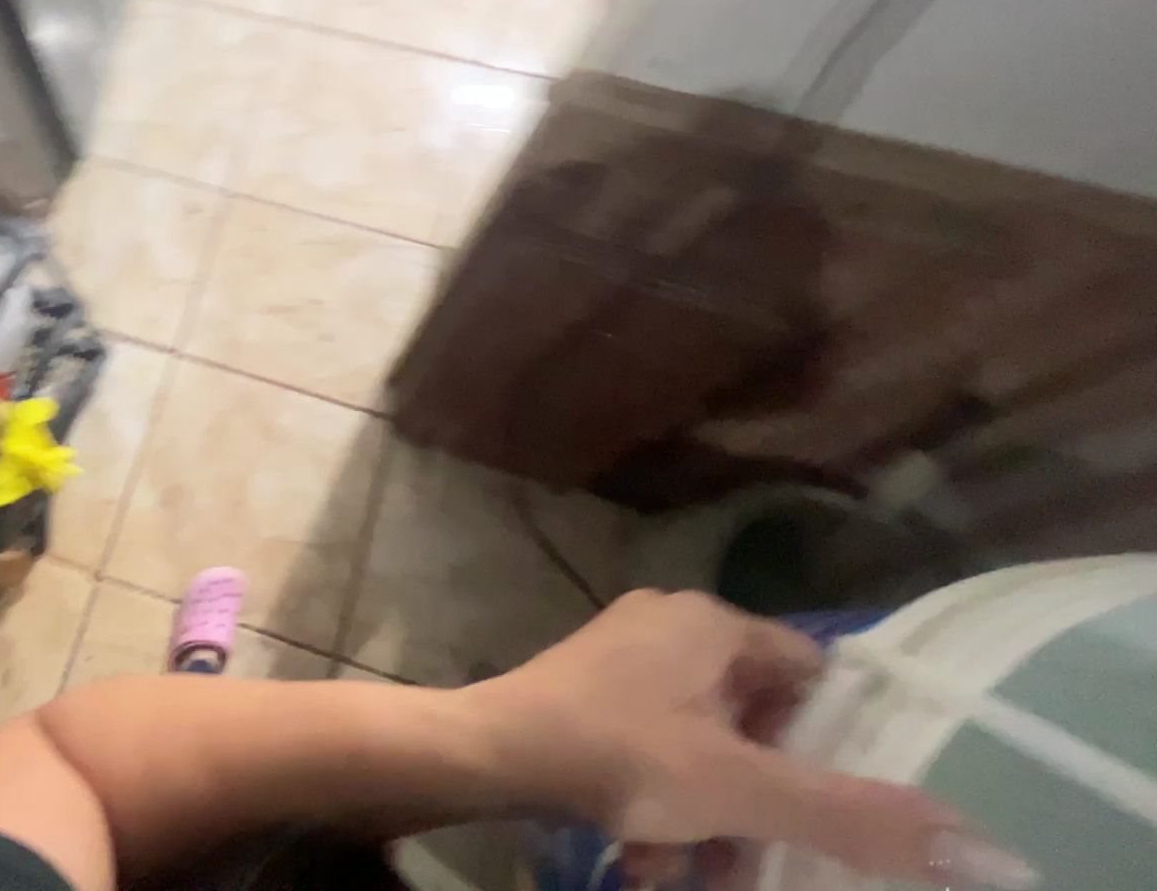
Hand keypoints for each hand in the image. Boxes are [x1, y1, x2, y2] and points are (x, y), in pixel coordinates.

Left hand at [461, 590, 1036, 888]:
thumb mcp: (744, 790)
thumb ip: (859, 818)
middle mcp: (666, 627)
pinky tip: (646, 860)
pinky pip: (652, 747)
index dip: (840, 743)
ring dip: (709, 820)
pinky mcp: (590, 690)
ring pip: (701, 746)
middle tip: (767, 862)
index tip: (850, 810)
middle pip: (755, 721)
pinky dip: (660, 803)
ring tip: (697, 876)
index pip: (811, 674)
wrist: (492, 749)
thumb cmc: (619, 752)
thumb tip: (997, 854)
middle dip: (763, 802)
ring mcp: (622, 657)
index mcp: (707, 623)